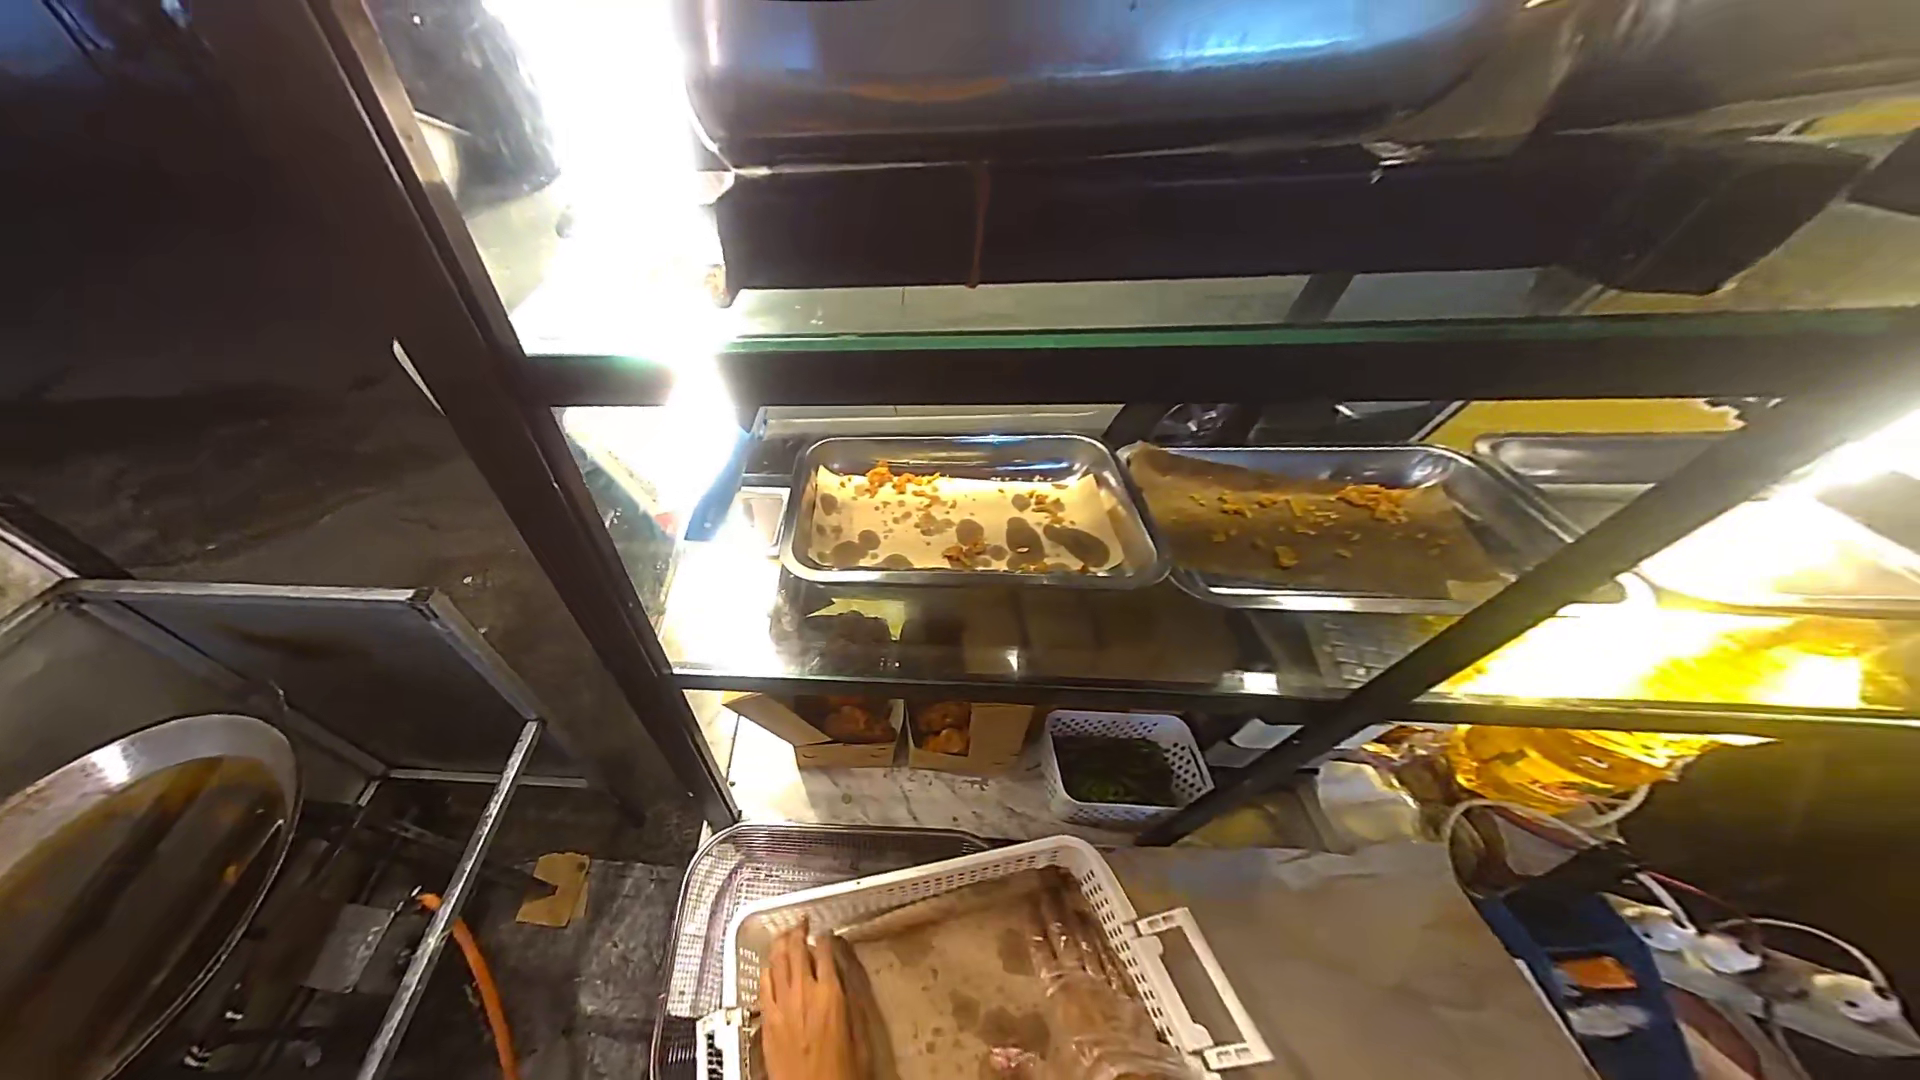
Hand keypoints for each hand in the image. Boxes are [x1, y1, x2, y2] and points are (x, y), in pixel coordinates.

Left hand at [760, 919, 857, 1079]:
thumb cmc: (842, 1072)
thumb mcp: (860, 1035)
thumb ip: (853, 1002)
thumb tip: (846, 979)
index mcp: (830, 993)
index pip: (825, 949)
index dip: (825, 936)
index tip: (826, 933)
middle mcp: (804, 992)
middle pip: (797, 948)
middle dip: (799, 930)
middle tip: (802, 921)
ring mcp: (782, 1005)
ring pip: (778, 961)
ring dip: (781, 943)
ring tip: (785, 934)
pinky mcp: (767, 1021)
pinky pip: (764, 984)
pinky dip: (768, 969)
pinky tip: (770, 966)